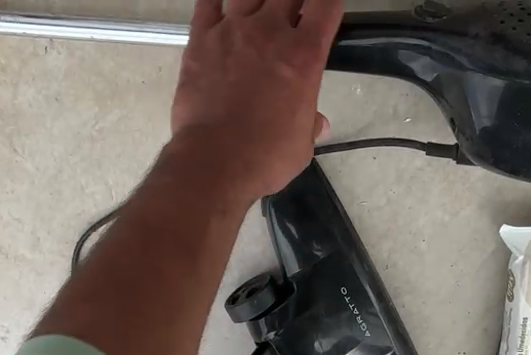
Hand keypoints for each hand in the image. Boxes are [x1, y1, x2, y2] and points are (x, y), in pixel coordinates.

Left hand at [169, 0, 343, 199]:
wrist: (216, 161)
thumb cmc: (263, 157)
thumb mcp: (301, 147)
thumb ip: (309, 126)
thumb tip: (317, 124)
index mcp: (304, 56)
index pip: (326, 5)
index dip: (329, 4)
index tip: (326, 13)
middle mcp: (270, 32)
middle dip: (295, 2)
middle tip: (292, 15)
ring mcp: (233, 31)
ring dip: (259, 0)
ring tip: (261, 13)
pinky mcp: (201, 40)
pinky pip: (208, 1)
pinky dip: (216, 0)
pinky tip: (221, 8)